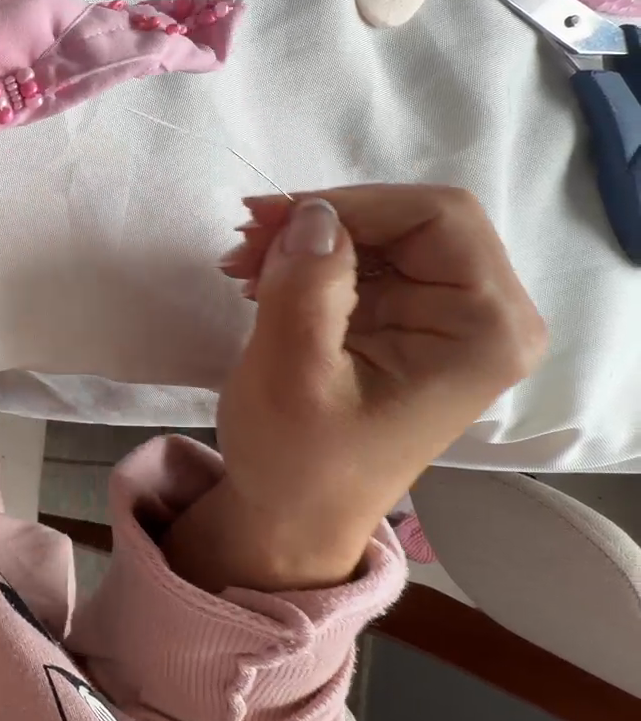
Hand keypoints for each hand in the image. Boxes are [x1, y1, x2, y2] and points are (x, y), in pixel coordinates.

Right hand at [165, 186, 546, 590]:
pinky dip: (304, 266)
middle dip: (320, 223)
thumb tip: (309, 214)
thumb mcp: (290, 368)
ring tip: (238, 267)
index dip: (348, 205)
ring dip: (304, 243)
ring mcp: (443, 325)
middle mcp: (483, 318)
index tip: (262, 223)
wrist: (290, 515)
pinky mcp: (402, 332)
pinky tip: (259, 283)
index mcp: (483, 329)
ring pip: (378, 242)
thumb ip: (305, 285)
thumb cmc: (296, 454)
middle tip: (240, 242)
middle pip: (409, 224)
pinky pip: (361, 271)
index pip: (436, 218)